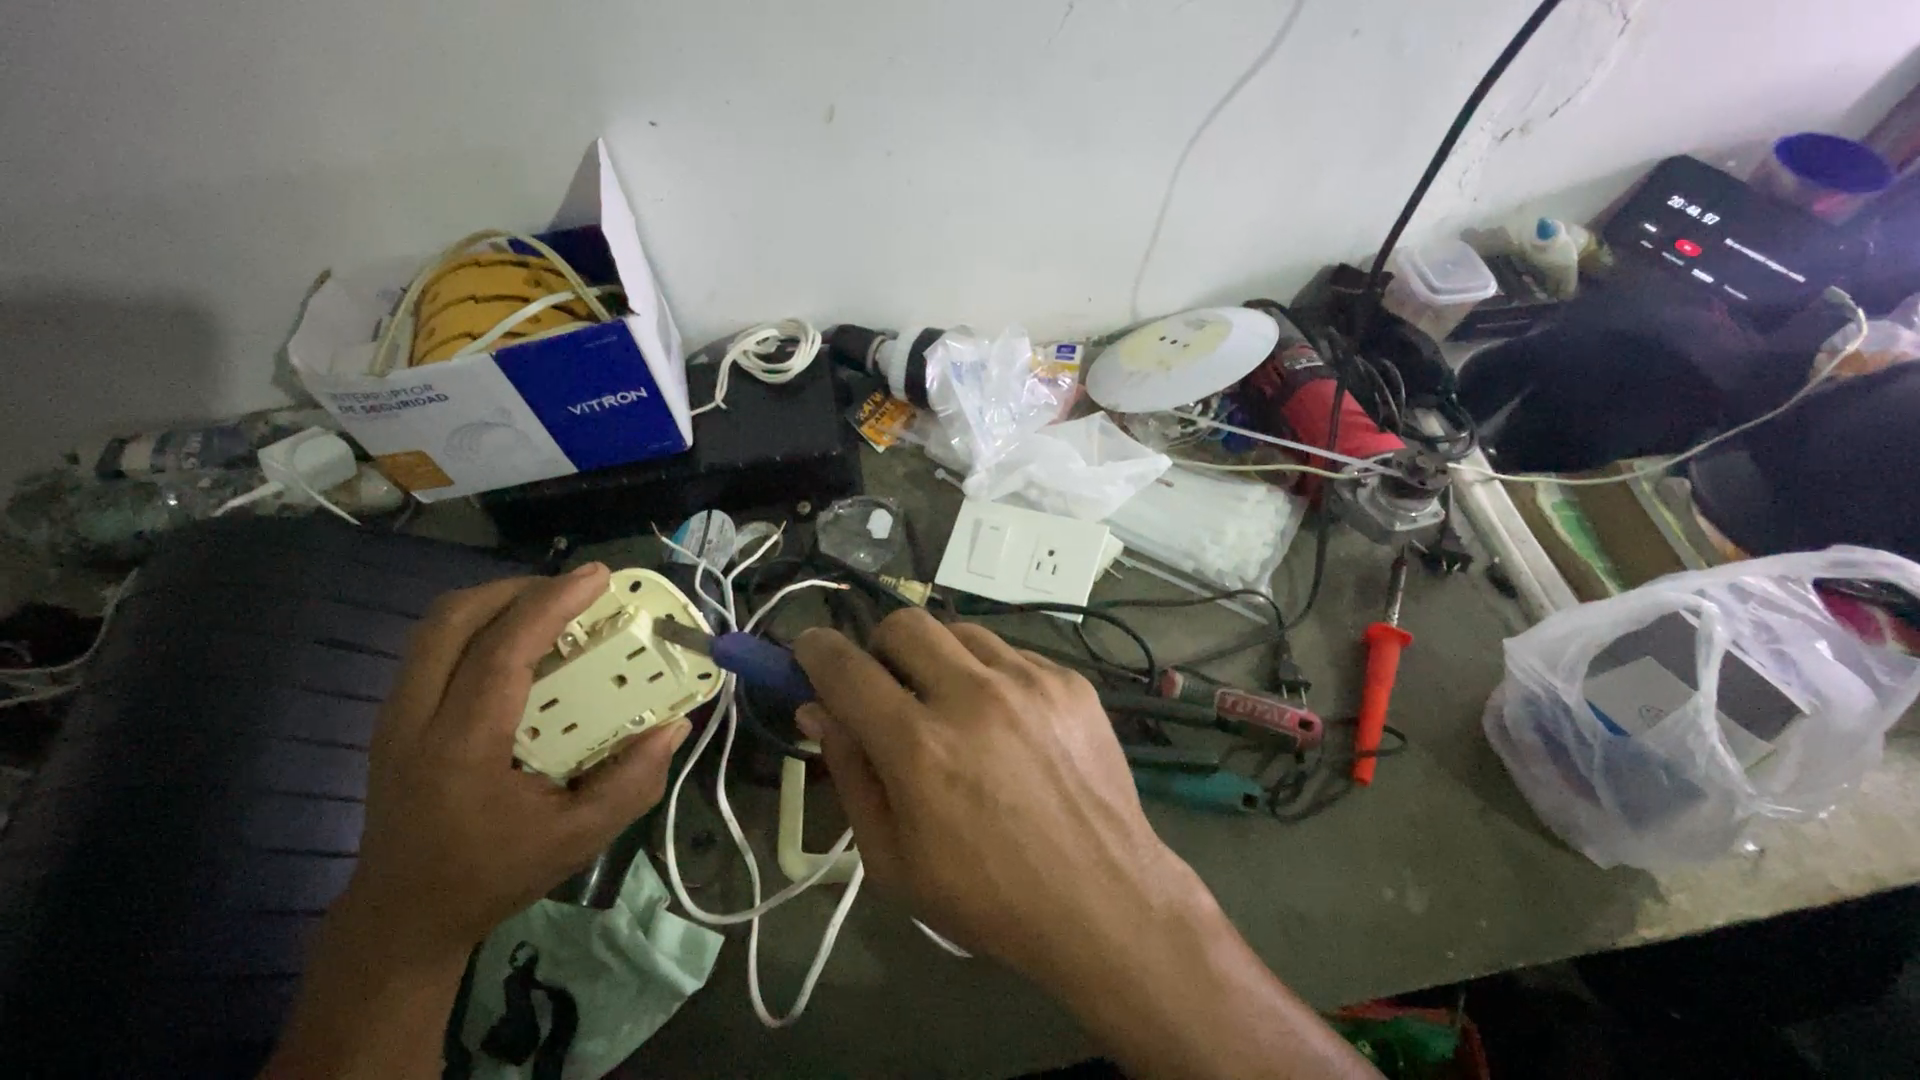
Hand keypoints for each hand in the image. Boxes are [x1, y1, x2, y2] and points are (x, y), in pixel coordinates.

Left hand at [342, 563, 690, 962]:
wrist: (402, 915)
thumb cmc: (493, 875)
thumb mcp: (577, 840)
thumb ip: (631, 783)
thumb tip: (674, 725)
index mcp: (461, 748)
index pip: (503, 652)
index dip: (552, 605)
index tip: (598, 577)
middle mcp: (415, 719)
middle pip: (454, 619)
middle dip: (519, 589)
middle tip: (575, 592)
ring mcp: (394, 715)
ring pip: (436, 626)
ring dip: (496, 602)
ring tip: (550, 609)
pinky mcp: (393, 718)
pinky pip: (433, 646)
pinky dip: (478, 625)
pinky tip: (518, 645)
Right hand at [791, 610, 1199, 987]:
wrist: (1103, 901)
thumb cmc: (987, 898)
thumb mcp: (893, 860)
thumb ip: (851, 774)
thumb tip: (818, 711)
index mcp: (919, 746)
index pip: (845, 668)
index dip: (815, 650)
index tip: (808, 649)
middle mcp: (973, 696)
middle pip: (904, 624)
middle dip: (881, 647)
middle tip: (888, 686)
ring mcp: (1029, 682)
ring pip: (960, 631)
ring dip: (939, 658)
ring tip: (952, 705)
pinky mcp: (1070, 683)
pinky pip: (1012, 654)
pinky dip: (992, 677)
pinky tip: (1006, 724)